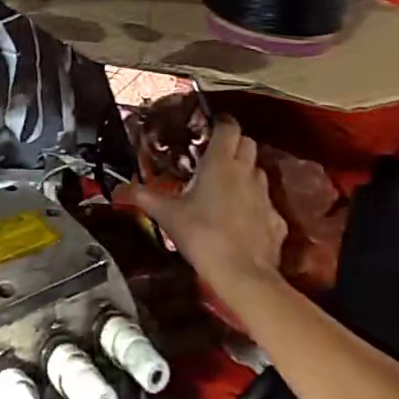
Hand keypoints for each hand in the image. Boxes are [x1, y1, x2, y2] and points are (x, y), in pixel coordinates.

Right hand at [126, 118, 286, 297]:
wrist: (242, 275)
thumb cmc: (201, 235)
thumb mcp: (167, 215)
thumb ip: (145, 197)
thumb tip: (121, 189)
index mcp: (220, 162)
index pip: (229, 126)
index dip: (221, 123)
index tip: (210, 128)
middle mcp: (246, 172)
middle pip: (248, 143)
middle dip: (235, 144)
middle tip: (216, 156)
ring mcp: (265, 196)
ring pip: (259, 172)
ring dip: (246, 173)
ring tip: (228, 187)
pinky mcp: (277, 220)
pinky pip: (267, 205)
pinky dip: (256, 207)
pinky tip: (243, 221)